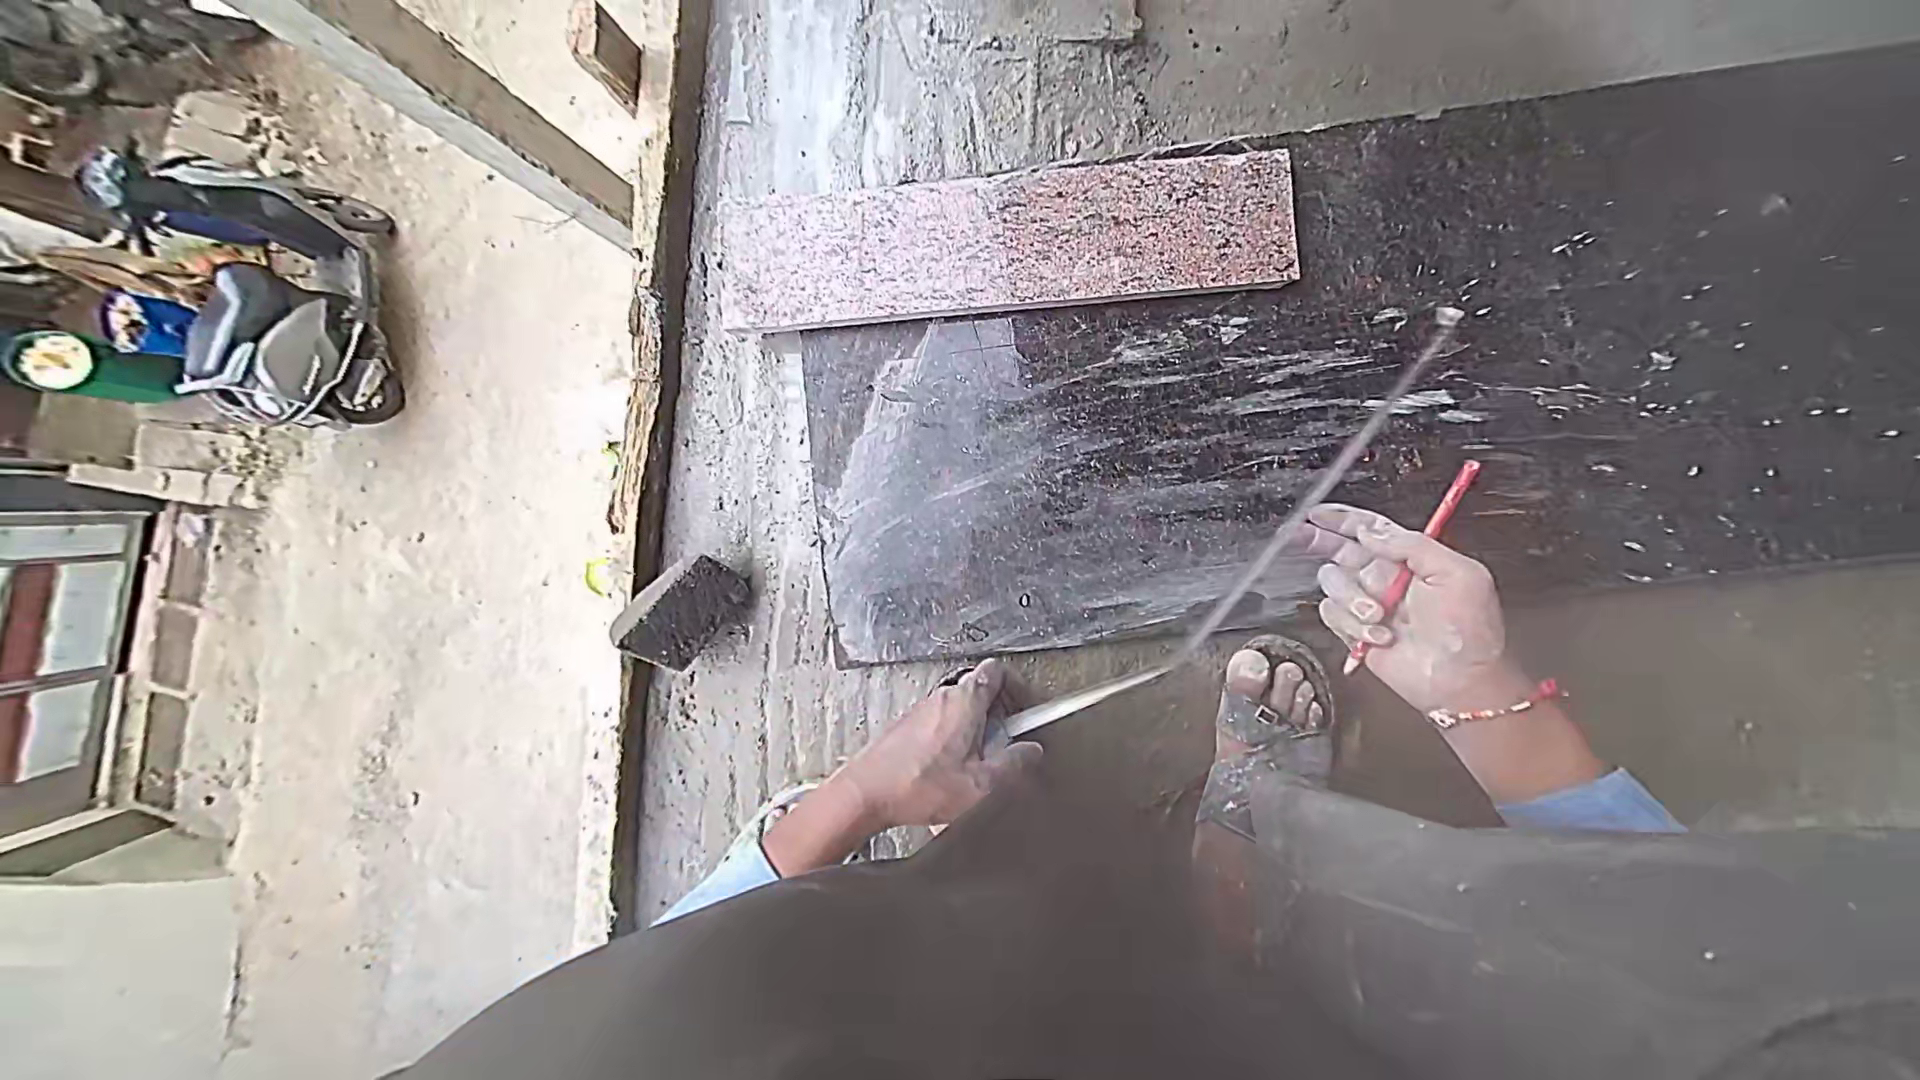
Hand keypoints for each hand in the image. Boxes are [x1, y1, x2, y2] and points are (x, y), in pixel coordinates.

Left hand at [840, 658, 1043, 827]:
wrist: (867, 793)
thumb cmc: (916, 786)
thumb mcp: (981, 786)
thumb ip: (1013, 766)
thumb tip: (1030, 752)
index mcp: (965, 701)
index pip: (998, 671)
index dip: (1017, 688)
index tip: (1024, 711)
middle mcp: (943, 697)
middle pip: (982, 690)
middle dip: (999, 715)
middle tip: (1004, 744)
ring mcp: (923, 709)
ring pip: (962, 708)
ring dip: (976, 730)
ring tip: (977, 764)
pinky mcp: (910, 725)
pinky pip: (942, 723)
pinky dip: (955, 739)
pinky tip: (951, 772)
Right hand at [1290, 503, 1520, 712]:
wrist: (1458, 680)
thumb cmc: (1470, 632)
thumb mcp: (1459, 574)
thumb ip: (1414, 545)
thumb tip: (1371, 532)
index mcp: (1409, 560)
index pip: (1370, 530)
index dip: (1342, 519)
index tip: (1318, 514)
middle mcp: (1383, 579)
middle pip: (1339, 549)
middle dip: (1319, 541)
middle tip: (1302, 537)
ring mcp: (1365, 603)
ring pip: (1332, 582)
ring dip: (1352, 599)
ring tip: (1378, 615)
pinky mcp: (1352, 628)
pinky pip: (1331, 613)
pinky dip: (1352, 624)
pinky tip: (1378, 635)